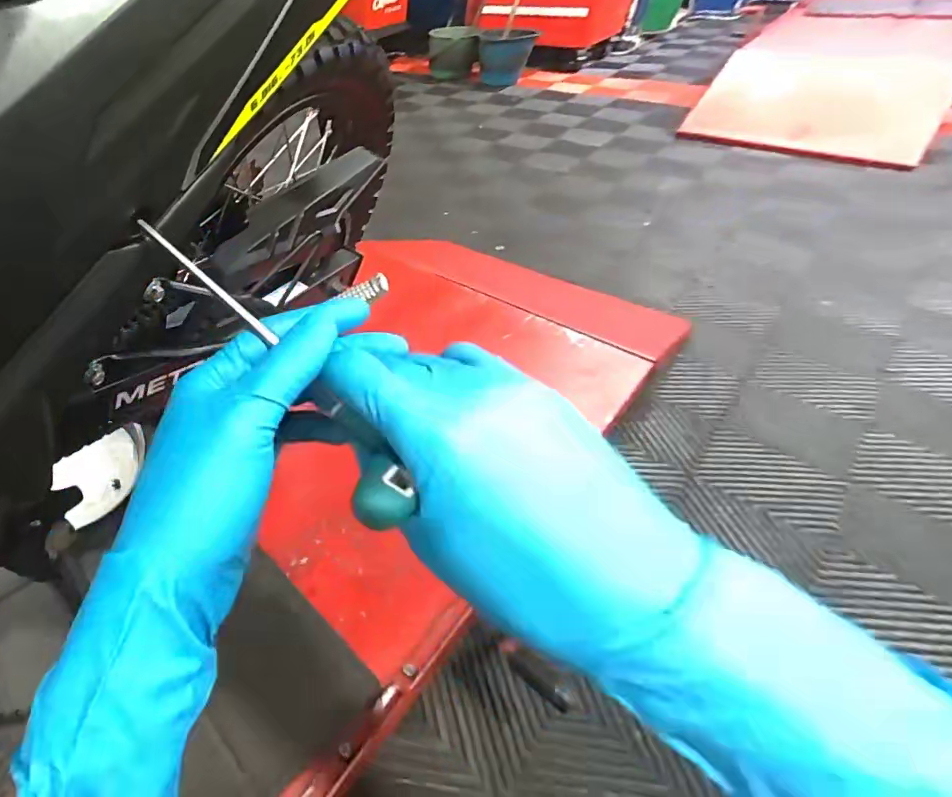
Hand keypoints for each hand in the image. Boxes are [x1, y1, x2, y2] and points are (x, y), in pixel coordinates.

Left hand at [109, 295, 373, 615]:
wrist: (177, 577)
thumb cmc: (207, 491)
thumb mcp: (246, 419)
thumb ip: (285, 368)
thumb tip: (323, 322)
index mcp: (216, 377)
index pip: (272, 334)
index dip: (318, 320)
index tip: (365, 311)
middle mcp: (225, 397)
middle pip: (286, 361)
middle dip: (334, 352)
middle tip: (390, 350)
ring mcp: (238, 432)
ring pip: (292, 395)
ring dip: (332, 386)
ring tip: (380, 382)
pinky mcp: (251, 463)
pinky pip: (290, 428)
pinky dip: (319, 423)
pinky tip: (350, 426)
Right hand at [312, 341, 704, 672]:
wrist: (637, 590)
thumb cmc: (519, 579)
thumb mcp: (425, 533)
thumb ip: (383, 469)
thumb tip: (368, 436)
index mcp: (434, 427)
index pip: (353, 368)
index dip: (323, 375)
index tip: (314, 397)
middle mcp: (467, 388)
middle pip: (387, 362)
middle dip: (364, 390)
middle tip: (370, 438)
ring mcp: (507, 383)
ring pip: (426, 361)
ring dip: (404, 388)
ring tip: (417, 437)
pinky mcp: (536, 389)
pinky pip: (468, 365)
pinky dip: (444, 381)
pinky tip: (456, 418)